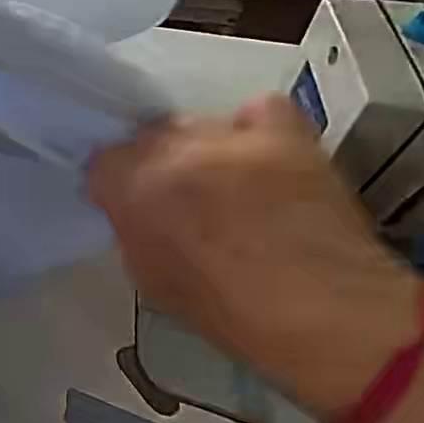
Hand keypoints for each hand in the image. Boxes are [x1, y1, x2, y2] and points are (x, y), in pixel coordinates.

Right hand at [86, 93, 422, 415]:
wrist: (322, 313)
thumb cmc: (219, 306)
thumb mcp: (144, 270)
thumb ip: (129, 224)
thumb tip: (133, 207)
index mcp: (129, 185)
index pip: (101, 161)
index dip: (113, 183)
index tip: (125, 202)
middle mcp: (171, 151)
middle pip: (145, 135)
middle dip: (150, 161)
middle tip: (171, 192)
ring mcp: (229, 140)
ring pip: (194, 123)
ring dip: (196, 148)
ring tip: (219, 177)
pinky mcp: (285, 138)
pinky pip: (259, 109)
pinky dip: (252, 125)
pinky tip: (256, 151)